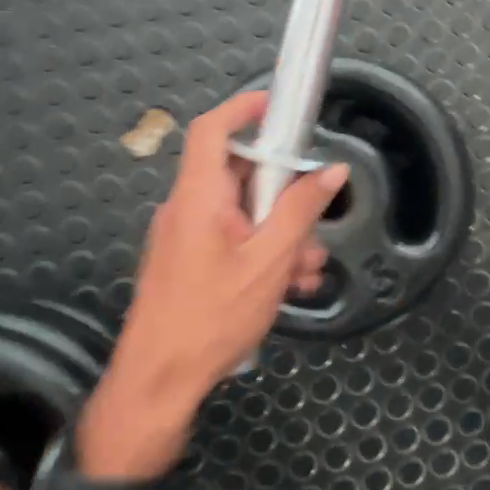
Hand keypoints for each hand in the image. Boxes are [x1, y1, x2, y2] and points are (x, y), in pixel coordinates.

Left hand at [81, 92, 345, 476]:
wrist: (158, 383)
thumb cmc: (210, 318)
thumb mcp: (269, 262)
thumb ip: (301, 210)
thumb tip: (331, 170)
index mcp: (199, 198)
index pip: (213, 130)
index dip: (244, 108)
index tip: (280, 106)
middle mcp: (187, 209)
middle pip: (240, 175)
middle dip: (286, 196)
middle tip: (314, 225)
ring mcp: (186, 237)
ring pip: (243, 213)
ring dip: (282, 233)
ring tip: (306, 270)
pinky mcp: (190, 262)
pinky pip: (233, 240)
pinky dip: (264, 253)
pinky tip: (288, 285)